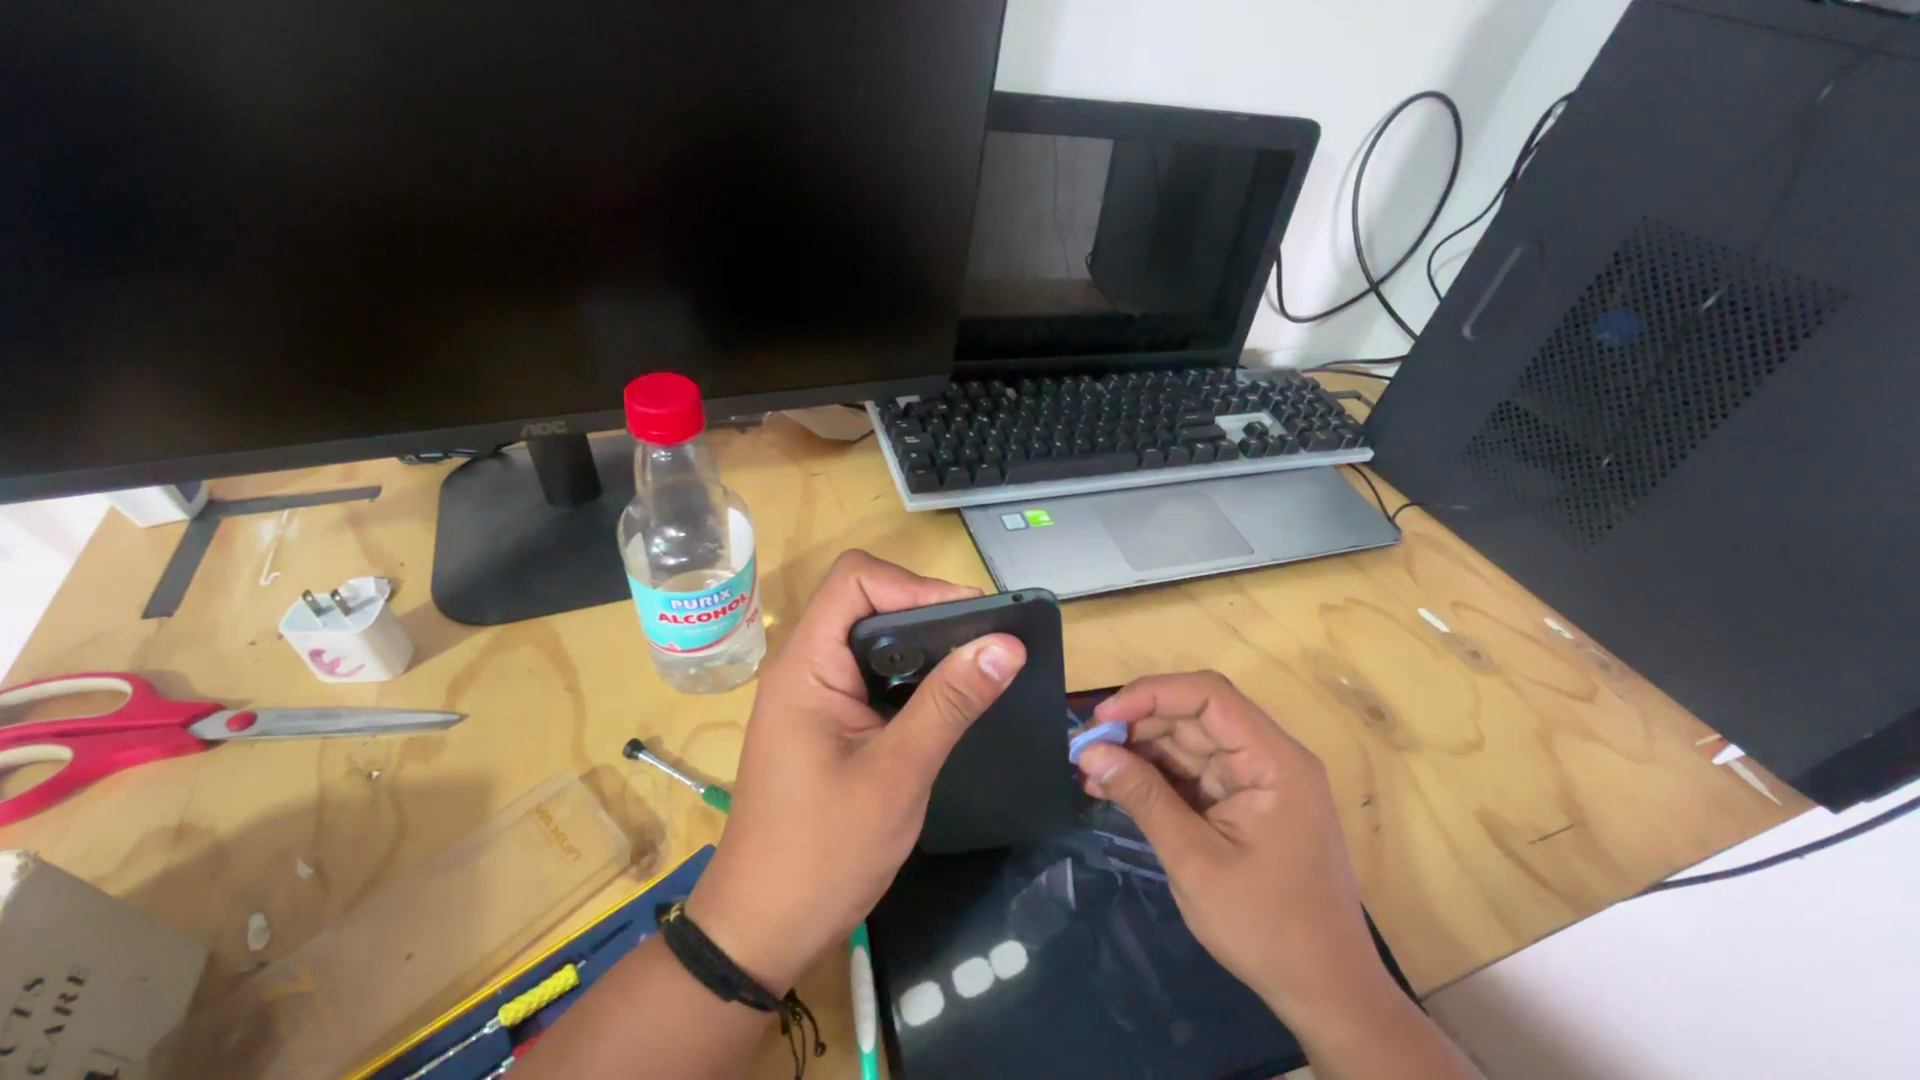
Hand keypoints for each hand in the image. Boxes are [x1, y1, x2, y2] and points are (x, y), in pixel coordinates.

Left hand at [684, 550, 1024, 990]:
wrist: (763, 928)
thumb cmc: (824, 852)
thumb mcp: (898, 774)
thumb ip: (949, 703)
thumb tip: (1005, 645)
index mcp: (805, 667)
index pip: (855, 581)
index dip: (915, 585)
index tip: (973, 619)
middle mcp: (802, 669)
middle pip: (863, 602)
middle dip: (927, 612)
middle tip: (987, 644)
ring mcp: (809, 698)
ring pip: (868, 641)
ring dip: (922, 647)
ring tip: (978, 667)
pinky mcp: (822, 725)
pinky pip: (867, 678)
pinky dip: (908, 677)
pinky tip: (946, 700)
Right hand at [1074, 672, 1391, 1024]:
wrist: (1325, 990)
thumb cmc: (1266, 925)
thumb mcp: (1195, 860)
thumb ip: (1144, 798)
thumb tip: (1090, 752)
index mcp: (1274, 761)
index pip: (1208, 697)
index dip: (1151, 695)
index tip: (1101, 719)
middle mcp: (1269, 759)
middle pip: (1196, 717)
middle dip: (1138, 726)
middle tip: (1084, 749)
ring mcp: (1258, 783)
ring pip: (1190, 746)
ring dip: (1140, 753)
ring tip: (1090, 771)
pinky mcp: (1245, 807)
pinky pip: (1195, 777)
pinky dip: (1156, 780)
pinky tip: (1114, 788)